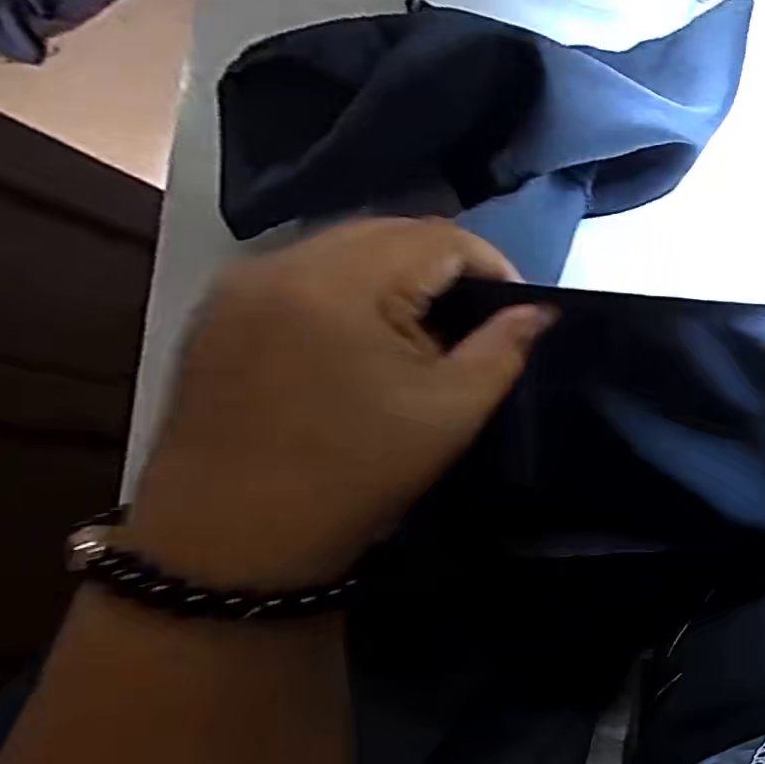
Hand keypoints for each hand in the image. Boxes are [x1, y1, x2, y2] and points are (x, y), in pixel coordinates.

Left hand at [125, 219, 555, 589]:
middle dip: (449, 264)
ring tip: (432, 326)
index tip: (517, 310)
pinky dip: (357, 286)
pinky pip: (309, 272)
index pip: (438, 237)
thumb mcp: (455, 408)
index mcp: (342, 285)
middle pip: (389, 231)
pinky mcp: (223, 311)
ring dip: (402, 272)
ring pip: (346, 247)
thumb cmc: (362, 468)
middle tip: (481, 317)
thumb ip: (505, 346)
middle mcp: (283, 265)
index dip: (492, 264)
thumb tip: (541, 310)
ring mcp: (243, 285)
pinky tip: (373, 336)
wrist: (239, 532)